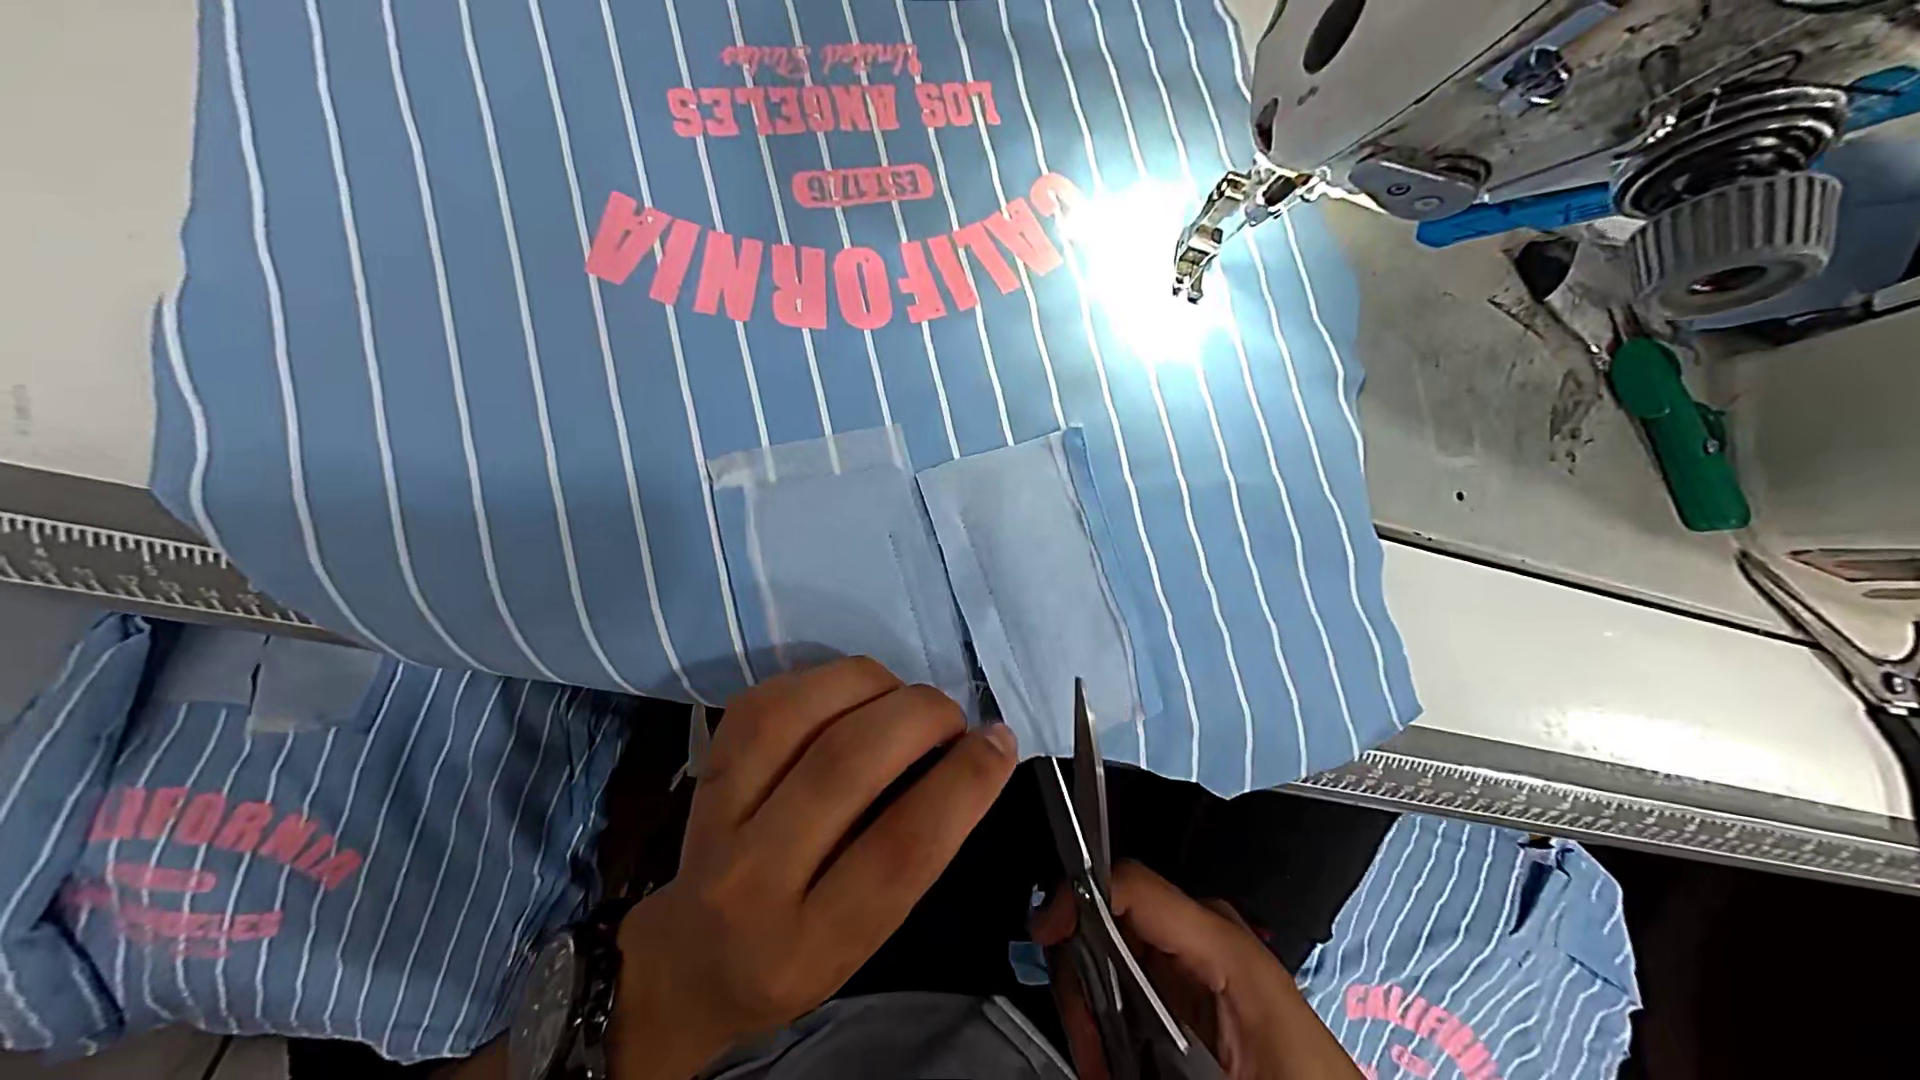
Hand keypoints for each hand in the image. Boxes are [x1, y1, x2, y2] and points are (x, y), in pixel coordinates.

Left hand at [608, 658, 1018, 1079]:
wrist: (695, 956)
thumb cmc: (803, 948)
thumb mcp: (870, 933)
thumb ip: (916, 849)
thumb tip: (973, 752)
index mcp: (812, 942)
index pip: (901, 849)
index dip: (964, 782)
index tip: (999, 741)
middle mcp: (753, 878)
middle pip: (846, 765)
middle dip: (920, 717)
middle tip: (952, 715)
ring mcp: (717, 815)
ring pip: (798, 715)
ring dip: (873, 685)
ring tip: (904, 697)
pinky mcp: (707, 767)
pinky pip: (770, 698)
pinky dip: (826, 679)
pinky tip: (855, 691)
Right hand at [1034, 861, 1363, 1079]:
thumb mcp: (1220, 1069)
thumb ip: (1149, 1037)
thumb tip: (1099, 1030)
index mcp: (1221, 940)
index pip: (1133, 884)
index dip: (1079, 895)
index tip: (1046, 933)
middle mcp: (1205, 932)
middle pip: (1110, 916)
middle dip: (1081, 972)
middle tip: (1088, 1045)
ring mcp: (1198, 955)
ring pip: (1111, 947)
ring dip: (1091, 1000)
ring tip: (1101, 1059)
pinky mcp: (1193, 980)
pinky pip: (1130, 973)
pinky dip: (1110, 1011)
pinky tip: (1116, 1055)